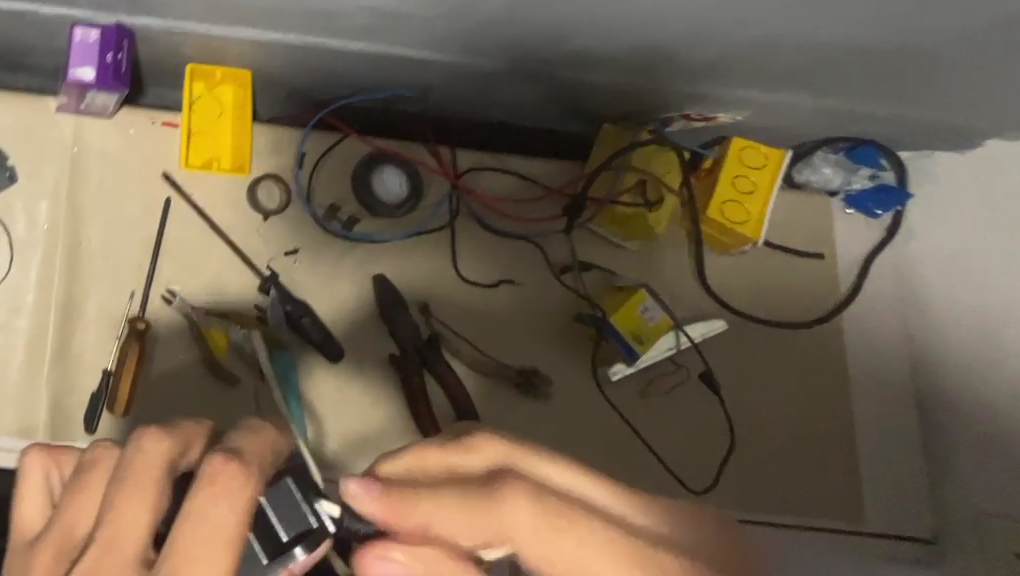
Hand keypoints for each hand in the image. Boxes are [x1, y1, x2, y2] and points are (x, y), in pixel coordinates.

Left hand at [3, 417, 315, 575]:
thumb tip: (301, 547)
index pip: (223, 487)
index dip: (259, 447)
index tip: (275, 445)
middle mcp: (107, 570)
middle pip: (156, 451)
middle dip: (200, 437)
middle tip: (221, 457)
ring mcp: (50, 562)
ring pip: (101, 456)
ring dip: (142, 455)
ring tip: (165, 479)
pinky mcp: (12, 562)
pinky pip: (40, 472)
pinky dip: (72, 467)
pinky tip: (96, 496)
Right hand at [340, 429, 765, 575]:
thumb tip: (374, 552)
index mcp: (658, 569)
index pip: (516, 503)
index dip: (425, 499)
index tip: (351, 499)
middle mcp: (668, 518)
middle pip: (509, 456)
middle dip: (420, 467)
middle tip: (358, 492)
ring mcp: (664, 508)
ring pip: (520, 454)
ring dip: (444, 470)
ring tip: (392, 499)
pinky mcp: (653, 512)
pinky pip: (543, 475)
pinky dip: (484, 486)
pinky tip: (450, 512)